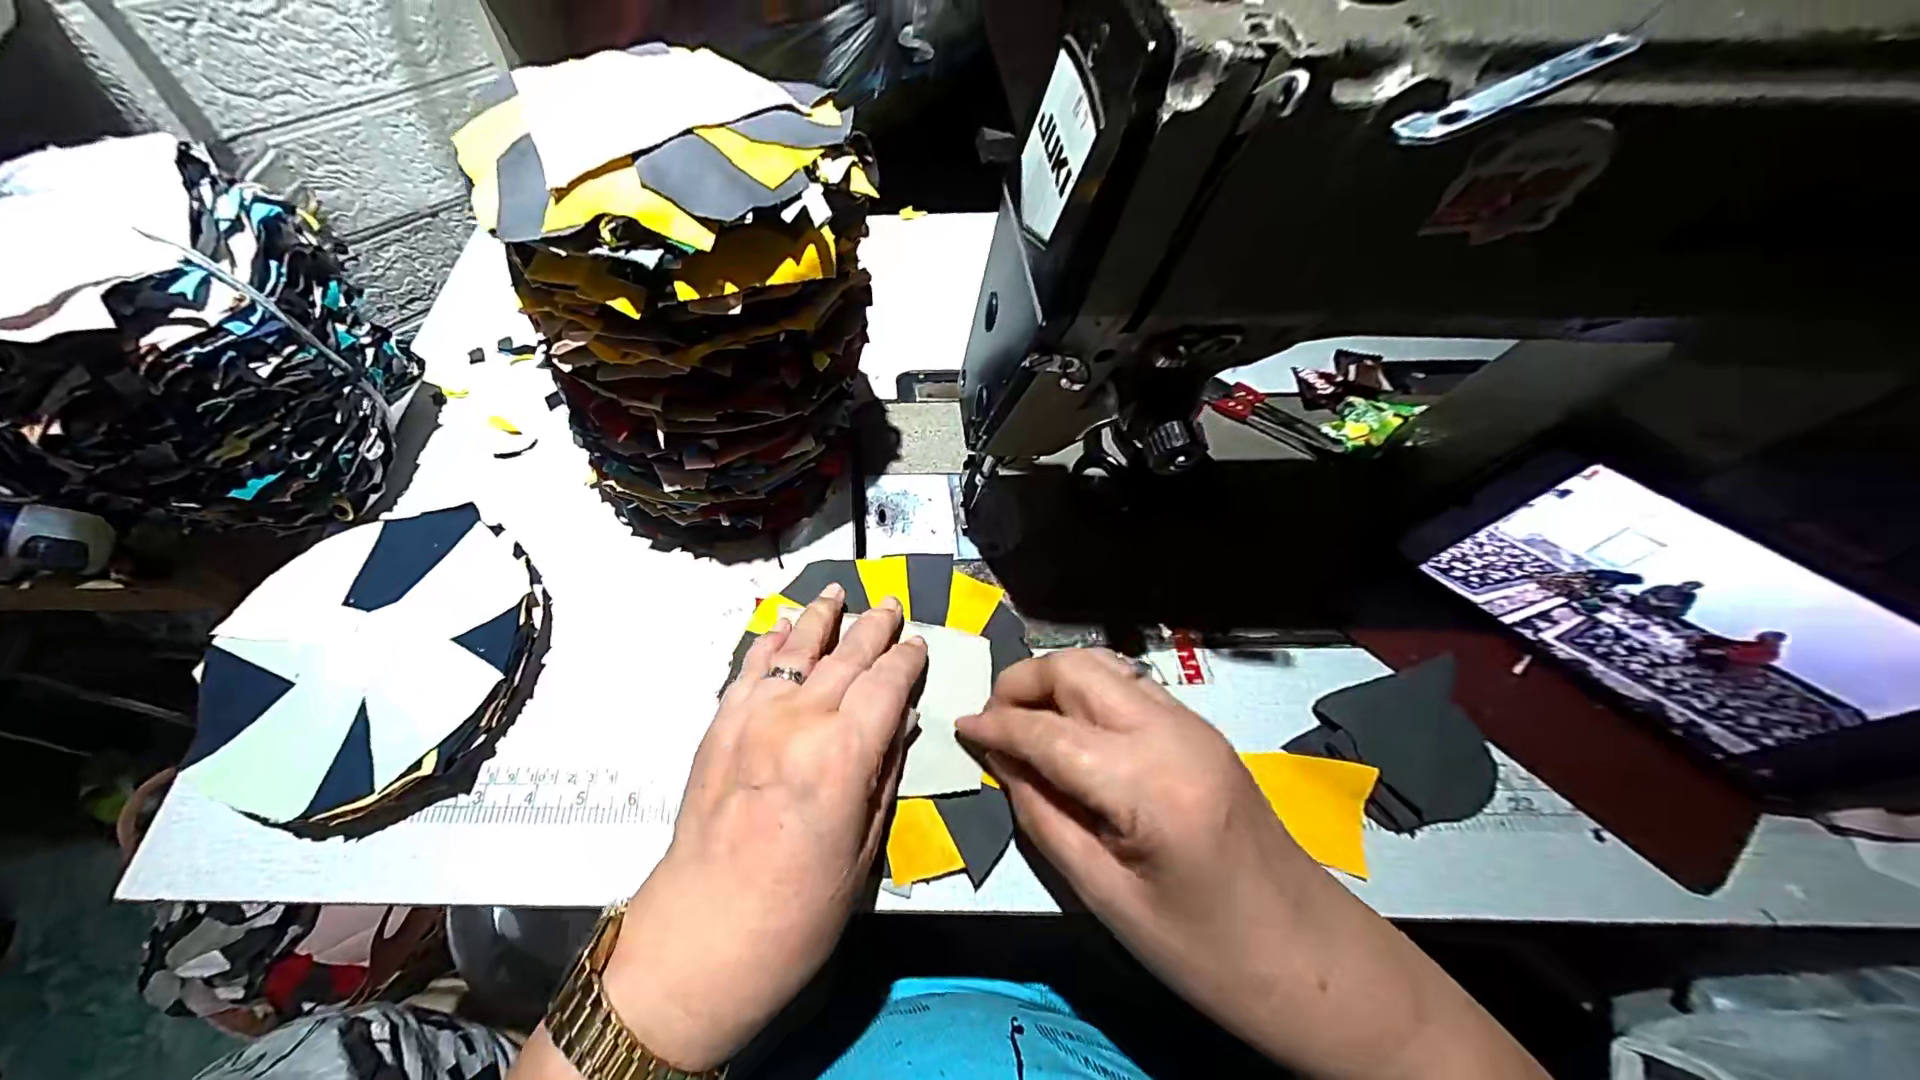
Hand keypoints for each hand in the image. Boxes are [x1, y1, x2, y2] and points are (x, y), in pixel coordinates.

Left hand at [599, 584, 925, 1070]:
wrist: (700, 936)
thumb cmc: (799, 911)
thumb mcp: (864, 849)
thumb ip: (883, 774)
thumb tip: (900, 724)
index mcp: (843, 753)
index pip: (887, 684)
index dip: (906, 660)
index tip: (918, 644)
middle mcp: (799, 720)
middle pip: (846, 657)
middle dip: (872, 627)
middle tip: (889, 604)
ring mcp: (753, 718)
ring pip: (795, 650)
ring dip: (819, 618)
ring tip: (836, 592)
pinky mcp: (719, 727)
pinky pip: (748, 672)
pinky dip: (767, 645)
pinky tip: (780, 629)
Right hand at [957, 649, 1546, 1079]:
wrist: (1316, 960)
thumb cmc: (1206, 953)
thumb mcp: (1108, 898)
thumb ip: (1045, 819)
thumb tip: (1003, 763)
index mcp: (1149, 785)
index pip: (1048, 731)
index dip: (996, 725)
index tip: (960, 725)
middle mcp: (1173, 733)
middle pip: (1077, 669)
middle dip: (1023, 682)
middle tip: (992, 719)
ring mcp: (1193, 724)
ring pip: (1104, 666)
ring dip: (1056, 681)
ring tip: (1024, 719)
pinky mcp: (1202, 730)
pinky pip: (1130, 686)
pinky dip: (1088, 691)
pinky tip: (1071, 726)